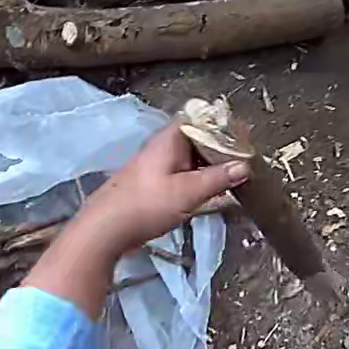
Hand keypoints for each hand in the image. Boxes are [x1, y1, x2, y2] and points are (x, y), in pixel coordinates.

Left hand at [65, 121, 249, 256]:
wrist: (104, 231)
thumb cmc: (146, 204)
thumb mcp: (189, 191)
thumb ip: (219, 177)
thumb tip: (244, 166)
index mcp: (170, 138)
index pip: (200, 118)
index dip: (222, 124)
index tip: (243, 136)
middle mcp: (163, 146)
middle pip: (197, 137)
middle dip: (220, 146)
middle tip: (244, 158)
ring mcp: (156, 165)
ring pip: (190, 157)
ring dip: (210, 164)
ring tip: (235, 174)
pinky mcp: (153, 184)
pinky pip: (182, 172)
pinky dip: (199, 177)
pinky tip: (212, 190)